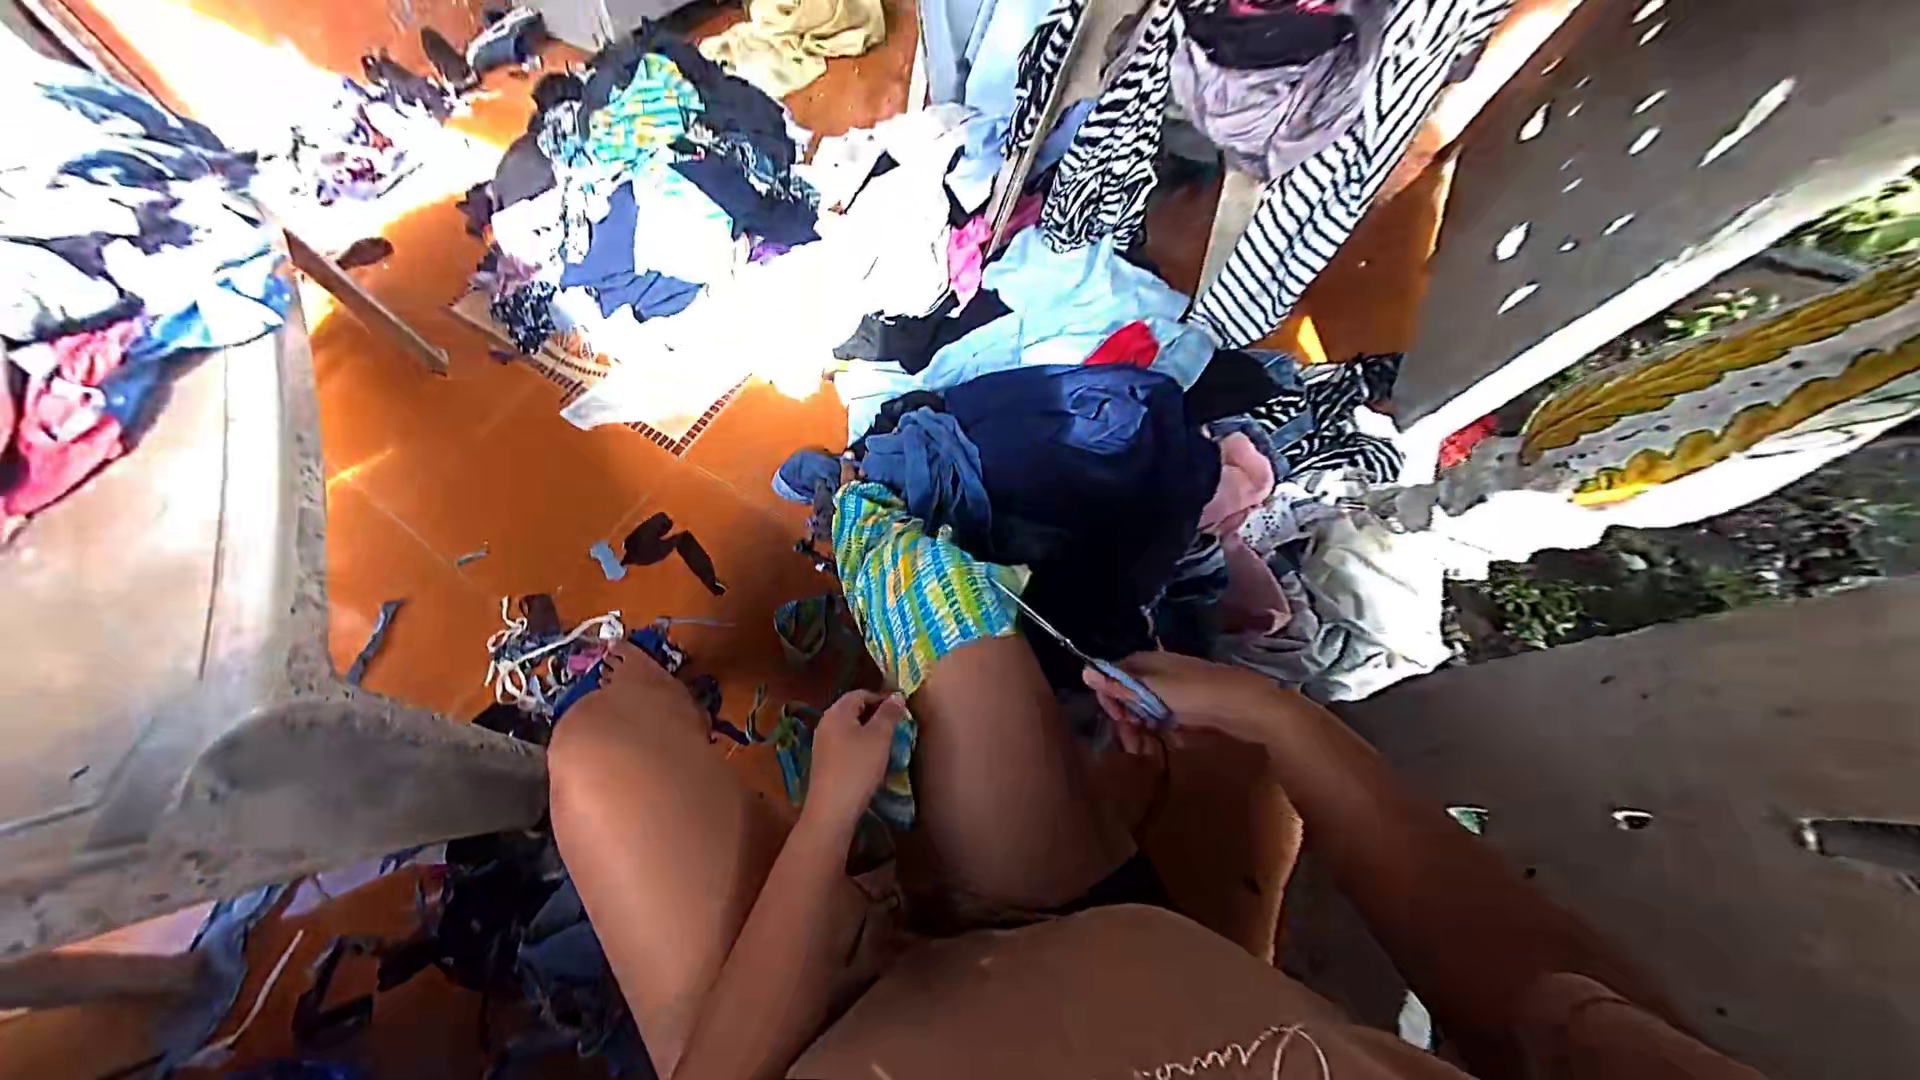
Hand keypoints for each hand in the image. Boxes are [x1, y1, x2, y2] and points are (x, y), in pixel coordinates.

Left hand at [804, 690, 906, 828]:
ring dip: (869, 732)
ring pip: (849, 729)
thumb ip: (889, 713)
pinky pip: (844, 745)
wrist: (832, 811)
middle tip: (896, 727)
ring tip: (886, 744)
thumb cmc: (858, 767)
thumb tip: (897, 695)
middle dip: (876, 715)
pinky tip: (870, 761)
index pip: (860, 693)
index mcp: (836, 712)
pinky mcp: (824, 763)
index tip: (900, 711)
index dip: (881, 698)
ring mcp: (822, 744)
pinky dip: (859, 747)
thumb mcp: (879, 737)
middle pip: (853, 710)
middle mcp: (825, 724)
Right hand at [1082, 651, 1290, 752]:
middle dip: (1125, 716)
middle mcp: (1160, 672)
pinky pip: (1166, 719)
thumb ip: (1121, 685)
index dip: (1109, 693)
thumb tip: (1084, 672)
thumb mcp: (1155, 691)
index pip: (1116, 673)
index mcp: (1150, 662)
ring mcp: (1177, 691)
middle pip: (1130, 692)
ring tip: (1145, 749)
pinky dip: (1162, 731)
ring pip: (1147, 708)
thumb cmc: (1200, 694)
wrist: (1251, 707)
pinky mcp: (1192, 708)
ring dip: (1141, 729)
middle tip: (1130, 741)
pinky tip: (1168, 743)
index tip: (1113, 716)